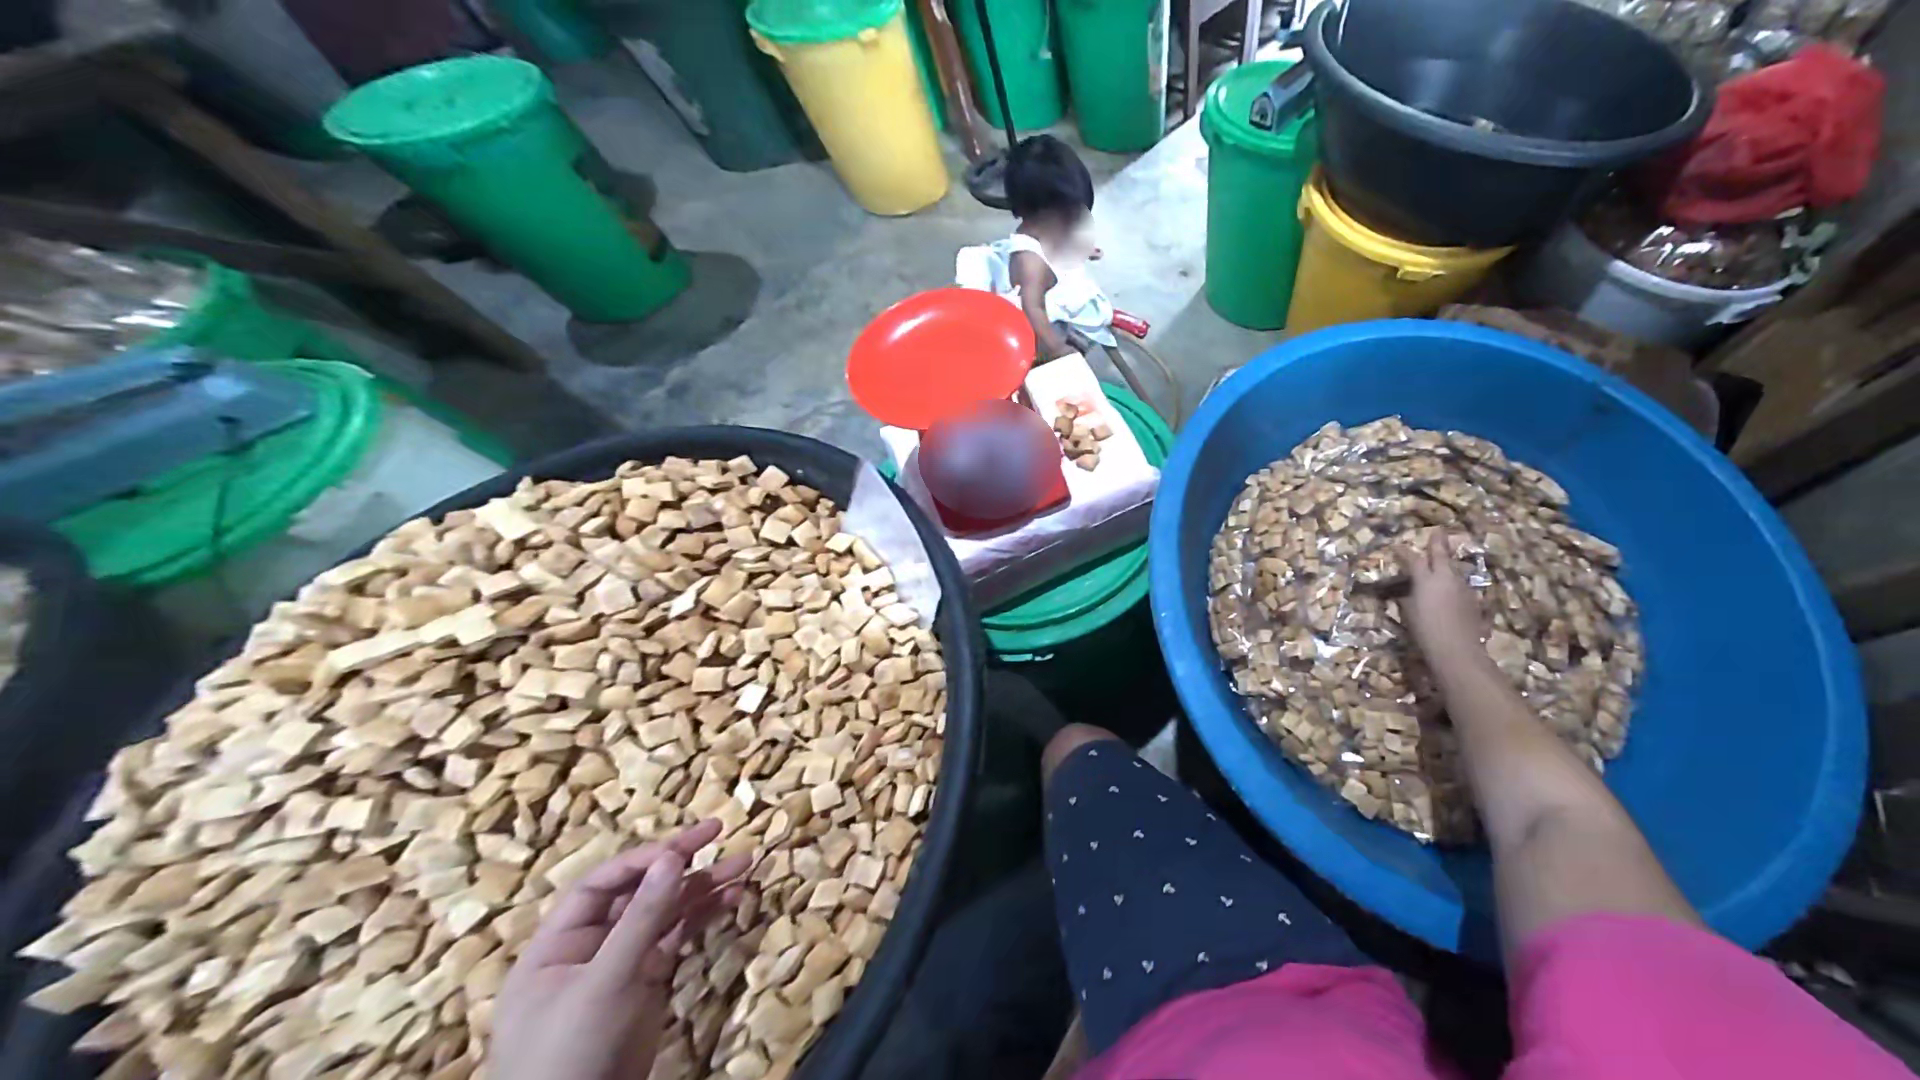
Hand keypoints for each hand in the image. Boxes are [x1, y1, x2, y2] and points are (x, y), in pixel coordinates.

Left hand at [490, 820, 750, 1079]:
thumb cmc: (572, 1053)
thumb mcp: (607, 982)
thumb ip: (642, 918)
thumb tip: (672, 856)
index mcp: (557, 944)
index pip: (602, 883)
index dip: (643, 860)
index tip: (685, 846)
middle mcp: (589, 947)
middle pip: (637, 892)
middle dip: (680, 864)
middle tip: (720, 830)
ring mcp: (620, 966)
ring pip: (663, 915)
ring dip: (702, 889)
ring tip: (744, 864)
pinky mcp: (647, 985)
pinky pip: (676, 941)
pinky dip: (703, 920)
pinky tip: (732, 900)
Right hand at [1402, 530, 1483, 665]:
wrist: (1457, 648)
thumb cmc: (1425, 630)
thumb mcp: (1408, 611)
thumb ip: (1407, 597)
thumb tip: (1406, 592)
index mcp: (1425, 579)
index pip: (1412, 559)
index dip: (1403, 552)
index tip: (1395, 546)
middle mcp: (1446, 578)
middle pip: (1440, 555)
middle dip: (1437, 542)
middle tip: (1437, 531)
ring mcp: (1462, 587)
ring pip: (1453, 568)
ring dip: (1446, 562)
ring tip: (1442, 559)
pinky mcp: (1473, 599)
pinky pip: (1460, 583)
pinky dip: (1453, 580)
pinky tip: (1450, 587)